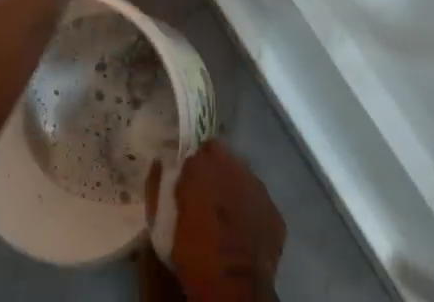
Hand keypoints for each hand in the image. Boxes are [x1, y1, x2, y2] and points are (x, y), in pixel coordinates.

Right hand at [146, 142, 285, 300]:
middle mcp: (237, 169)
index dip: (195, 161)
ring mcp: (261, 191)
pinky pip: (260, 203)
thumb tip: (160, 162)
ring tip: (225, 215)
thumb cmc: (191, 251)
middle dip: (216, 171)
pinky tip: (243, 230)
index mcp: (205, 165)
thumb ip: (157, 184)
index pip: (202, 147)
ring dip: (235, 189)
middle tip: (205, 195)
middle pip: (227, 159)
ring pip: (246, 179)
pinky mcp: (276, 214)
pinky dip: (251, 211)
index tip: (188, 177)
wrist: (232, 287)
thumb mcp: (161, 219)